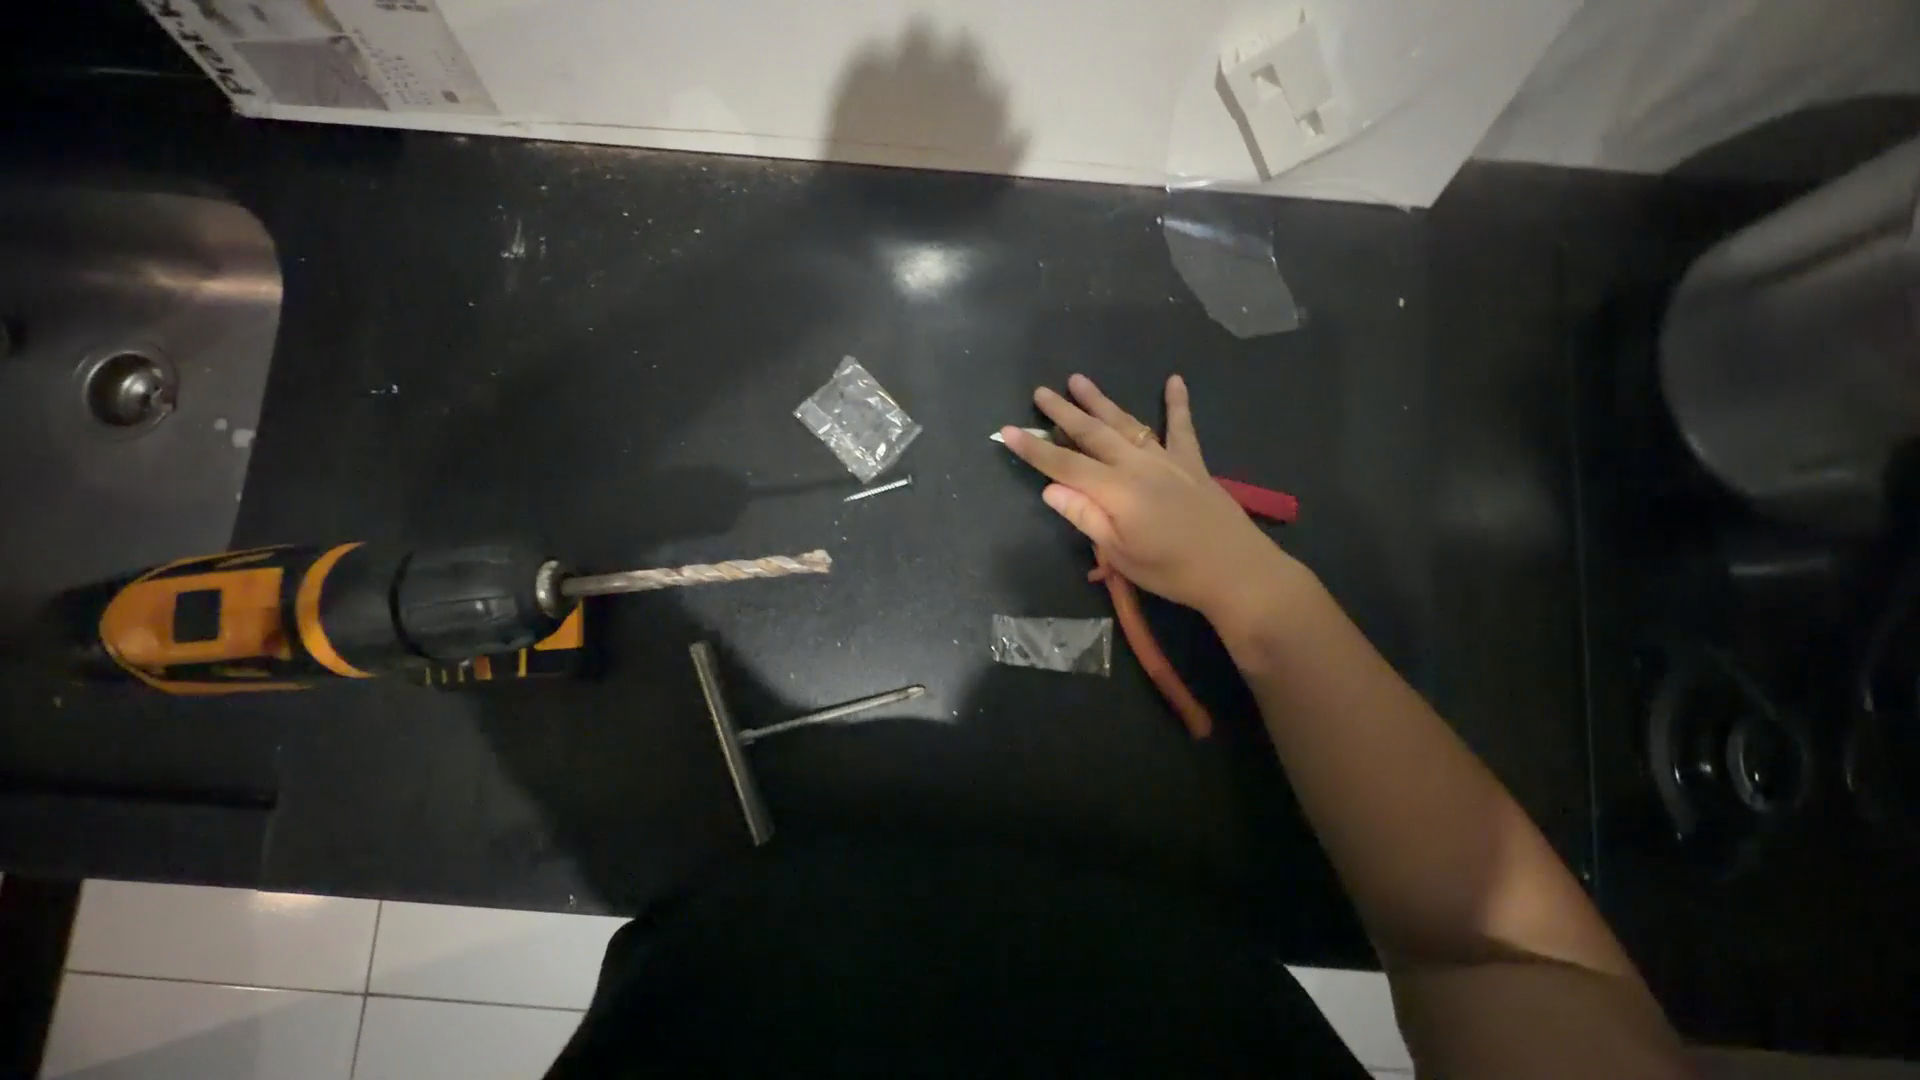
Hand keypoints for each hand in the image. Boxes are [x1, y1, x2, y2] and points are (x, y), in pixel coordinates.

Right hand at [1000, 374, 1295, 621]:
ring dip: (1101, 401)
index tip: (1007, 431)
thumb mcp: (1120, 553)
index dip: (1033, 449)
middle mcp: (1137, 466)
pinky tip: (1174, 380)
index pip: (1064, 465)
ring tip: (1078, 380)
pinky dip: (1177, 403)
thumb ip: (1086, 517)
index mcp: (1115, 491)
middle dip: (1063, 413)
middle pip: (1092, 434)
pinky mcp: (1192, 463)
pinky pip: (1181, 428)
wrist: (1235, 570)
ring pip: (1126, 423)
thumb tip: (1051, 489)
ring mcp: (1166, 460)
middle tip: (1040, 392)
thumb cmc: (1171, 571)